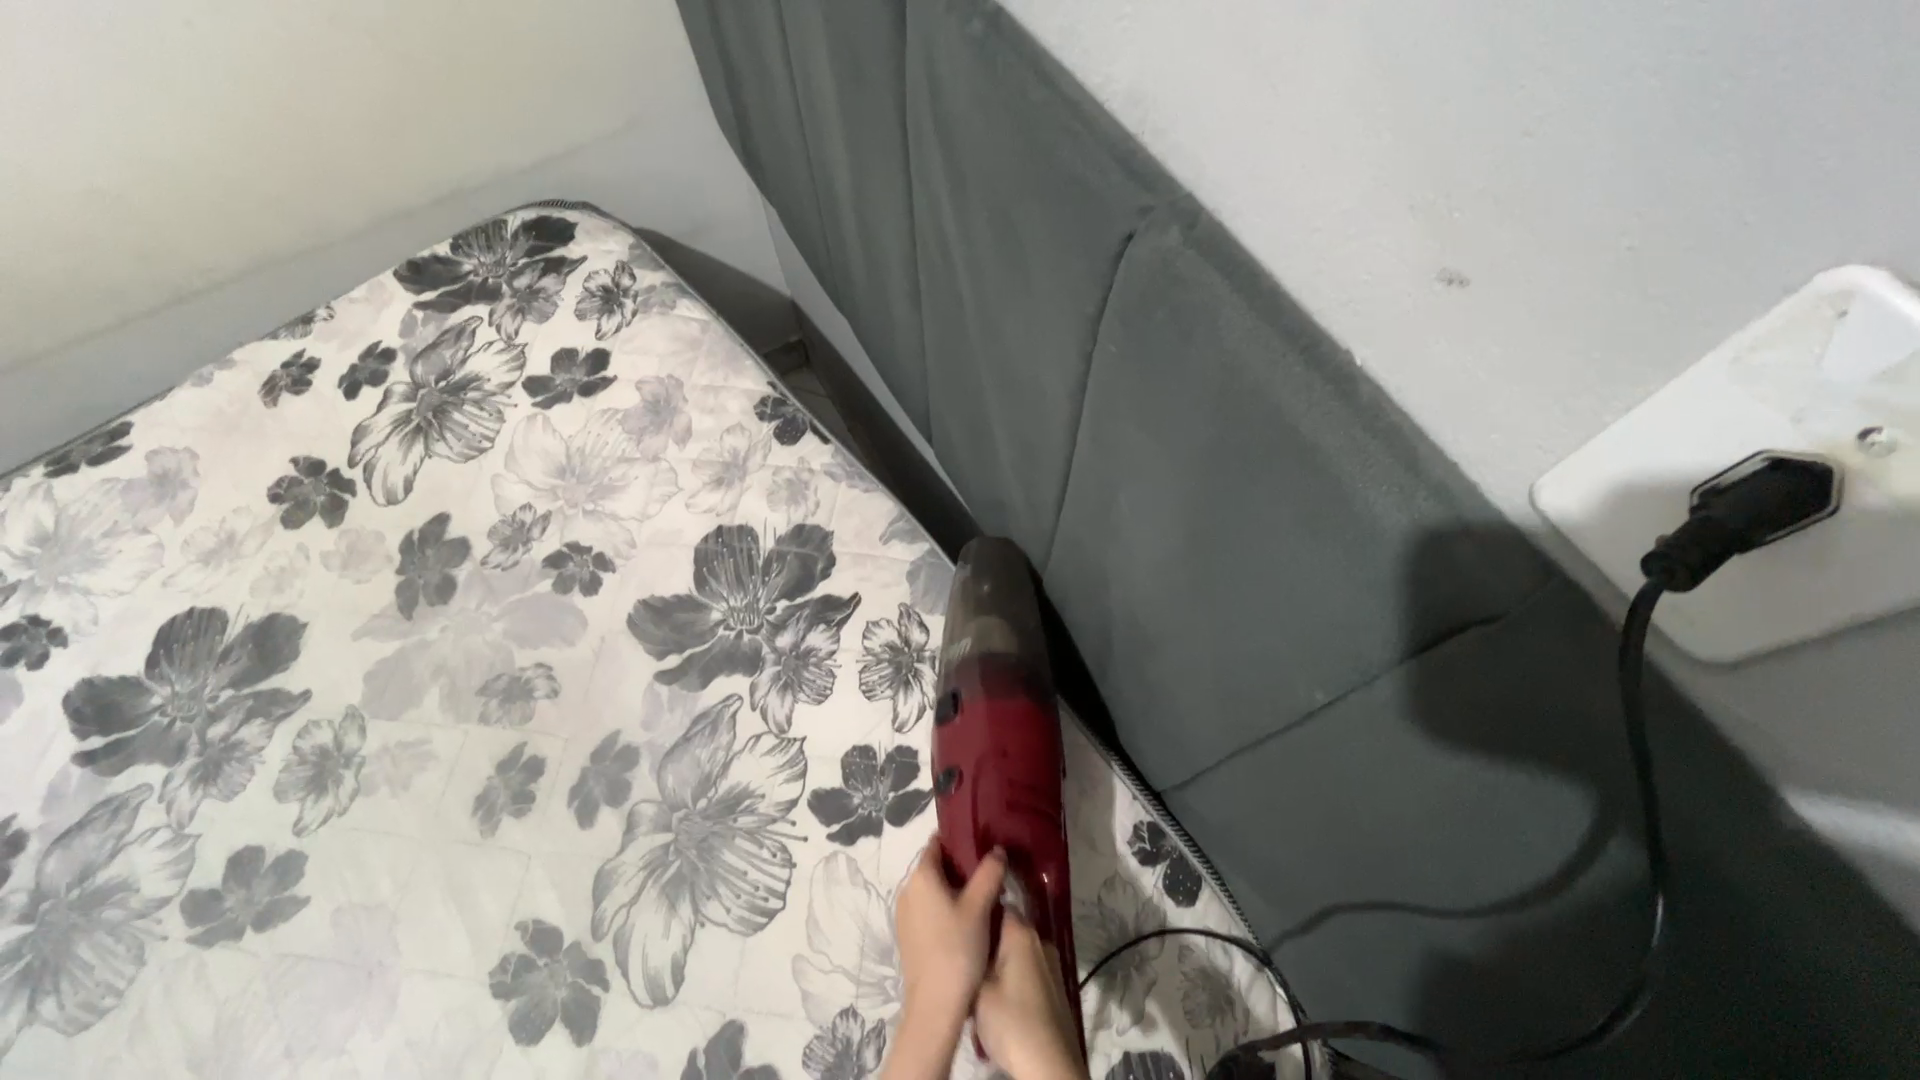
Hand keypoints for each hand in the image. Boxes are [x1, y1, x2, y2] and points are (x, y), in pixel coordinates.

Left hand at [894, 837, 1007, 1018]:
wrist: (935, 1004)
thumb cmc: (958, 947)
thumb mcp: (980, 906)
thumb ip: (989, 872)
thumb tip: (996, 850)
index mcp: (920, 875)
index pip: (937, 842)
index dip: (960, 839)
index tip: (983, 844)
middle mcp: (907, 889)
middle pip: (935, 866)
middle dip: (961, 867)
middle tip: (991, 875)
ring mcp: (904, 914)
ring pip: (933, 890)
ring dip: (955, 890)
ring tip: (984, 900)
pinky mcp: (908, 936)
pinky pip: (928, 910)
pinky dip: (946, 908)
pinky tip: (967, 924)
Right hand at [974, 913, 1084, 1079]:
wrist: (1049, 1064)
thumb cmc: (1010, 1021)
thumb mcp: (978, 988)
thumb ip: (972, 956)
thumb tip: (968, 938)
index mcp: (1022, 933)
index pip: (999, 904)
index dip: (978, 911)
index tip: (960, 923)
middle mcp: (1041, 941)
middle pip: (1008, 929)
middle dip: (987, 942)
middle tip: (964, 959)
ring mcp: (1052, 965)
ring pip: (1018, 953)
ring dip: (999, 963)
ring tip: (978, 982)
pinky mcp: (1056, 988)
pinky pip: (1028, 971)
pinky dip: (1013, 979)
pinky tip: (1000, 999)